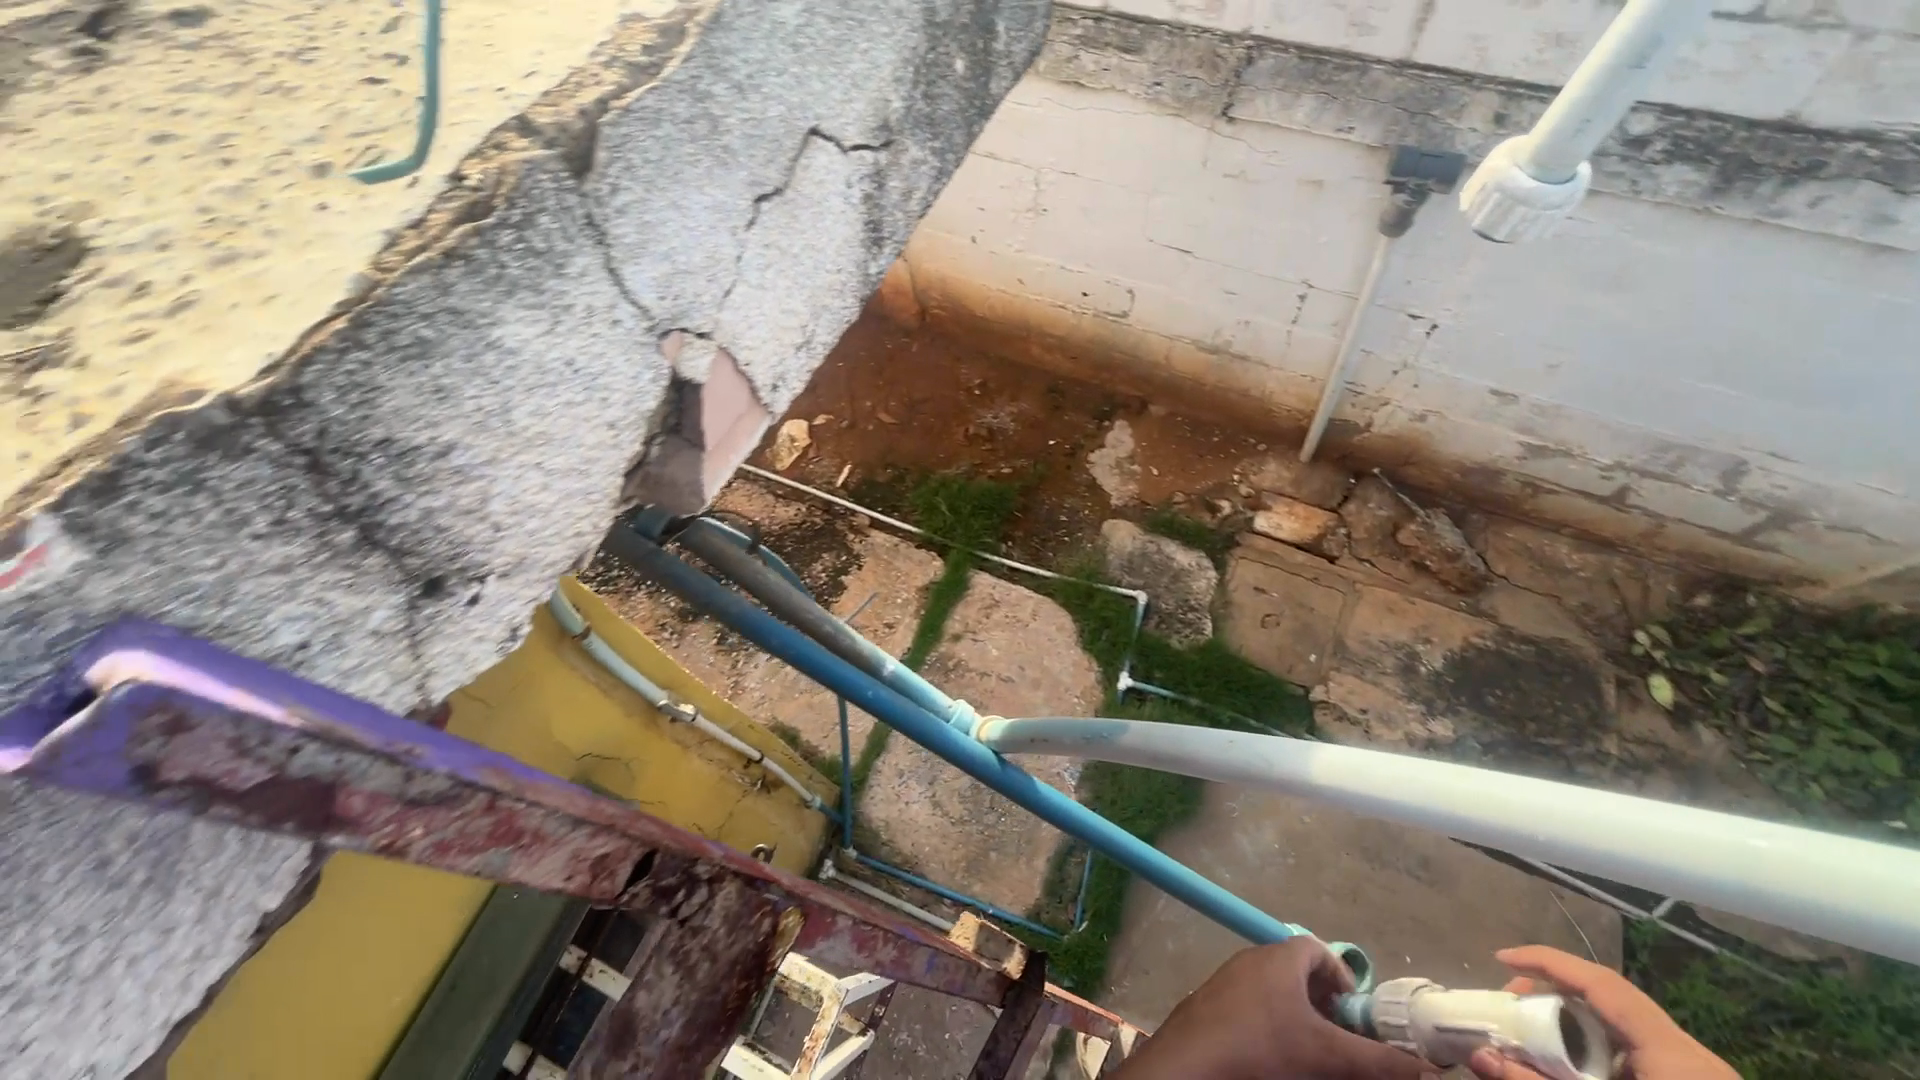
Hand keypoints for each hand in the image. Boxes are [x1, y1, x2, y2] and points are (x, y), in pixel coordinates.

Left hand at [1113, 938, 1432, 1079]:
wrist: (1191, 1063)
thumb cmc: (1263, 1046)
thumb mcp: (1327, 1056)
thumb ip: (1380, 1063)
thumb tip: (1431, 1071)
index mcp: (1279, 958)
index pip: (1317, 949)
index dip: (1342, 977)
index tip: (1357, 1013)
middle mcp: (1250, 960)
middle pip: (1294, 970)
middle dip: (1322, 1003)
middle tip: (1339, 1038)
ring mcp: (1225, 982)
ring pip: (1270, 990)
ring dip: (1295, 1016)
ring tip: (1311, 1052)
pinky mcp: (1207, 1005)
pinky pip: (1246, 1007)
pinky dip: (1267, 1026)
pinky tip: (1273, 1058)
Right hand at [1467, 946, 1736, 1079]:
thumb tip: (1479, 1054)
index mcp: (1675, 1056)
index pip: (1604, 984)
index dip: (1550, 962)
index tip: (1501, 959)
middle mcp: (1691, 1057)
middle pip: (1612, 1003)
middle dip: (1555, 994)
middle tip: (1509, 1005)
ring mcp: (1698, 1076)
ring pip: (1623, 1031)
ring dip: (1572, 1026)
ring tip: (1531, 1038)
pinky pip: (1637, 1058)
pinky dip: (1595, 1054)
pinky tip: (1569, 1068)